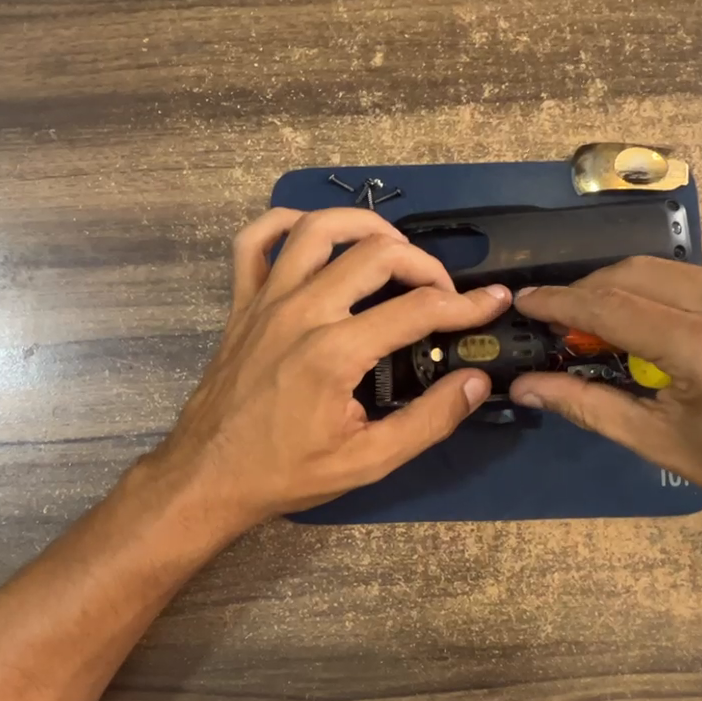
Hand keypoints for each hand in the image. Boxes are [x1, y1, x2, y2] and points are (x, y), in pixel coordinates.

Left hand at [148, 207, 511, 533]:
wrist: (208, 477)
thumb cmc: (286, 473)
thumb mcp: (367, 462)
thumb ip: (428, 421)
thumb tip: (474, 382)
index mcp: (335, 353)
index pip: (418, 309)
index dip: (466, 304)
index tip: (493, 302)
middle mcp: (301, 312)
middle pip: (375, 254)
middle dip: (424, 264)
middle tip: (443, 292)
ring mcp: (266, 301)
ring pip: (317, 229)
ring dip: (364, 227)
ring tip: (394, 248)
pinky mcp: (242, 303)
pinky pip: (255, 241)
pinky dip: (285, 223)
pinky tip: (314, 236)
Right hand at [508, 258, 701, 558]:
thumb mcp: (664, 443)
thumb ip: (589, 405)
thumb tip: (527, 387)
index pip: (612, 306)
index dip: (561, 302)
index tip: (526, 301)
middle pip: (639, 273)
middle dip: (592, 291)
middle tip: (564, 322)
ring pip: (674, 272)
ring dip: (631, 292)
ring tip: (610, 329)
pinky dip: (673, 298)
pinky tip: (666, 331)